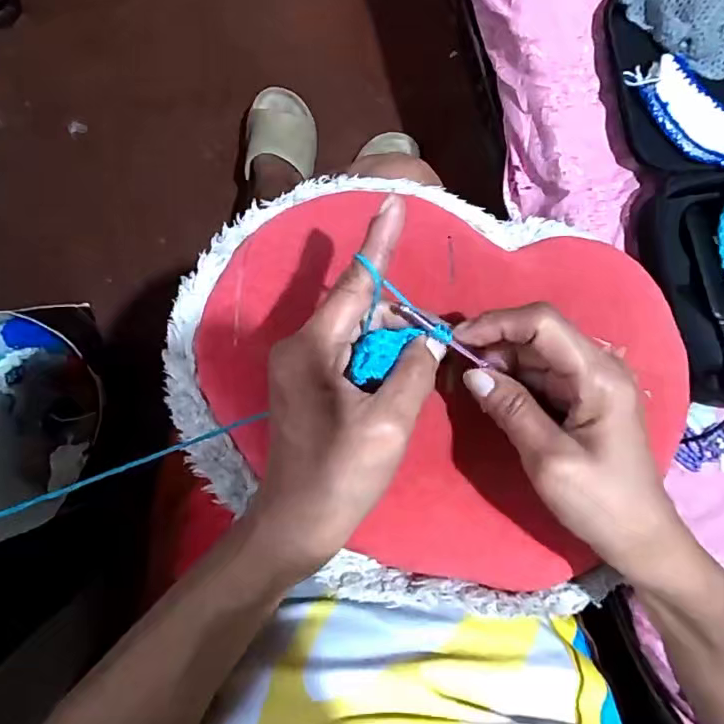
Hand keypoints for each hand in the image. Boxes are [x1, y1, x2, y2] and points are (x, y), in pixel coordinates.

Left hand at [246, 195, 443, 574]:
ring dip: (390, 348)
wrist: (295, 523)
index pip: (355, 283)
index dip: (378, 241)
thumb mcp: (387, 422)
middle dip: (398, 321)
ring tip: (412, 379)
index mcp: (313, 346)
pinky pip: (350, 356)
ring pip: (358, 334)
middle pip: (360, 310)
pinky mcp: (307, 384)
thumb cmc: (340, 474)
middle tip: (427, 350)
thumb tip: (427, 337)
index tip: (393, 200)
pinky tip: (395, 386)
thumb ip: (413, 370)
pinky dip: (377, 363)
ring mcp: (301, 365)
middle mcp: (301, 346)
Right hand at [454, 303, 694, 581]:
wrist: (639, 538)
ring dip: (499, 359)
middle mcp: (598, 367)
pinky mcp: (582, 399)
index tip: (458, 339)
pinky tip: (489, 390)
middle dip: (494, 341)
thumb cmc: (600, 502)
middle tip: (453, 361)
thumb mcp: (549, 459)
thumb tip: (472, 373)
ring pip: (536, 353)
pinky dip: (512, 378)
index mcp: (598, 375)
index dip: (497, 323)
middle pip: (538, 334)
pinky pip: (541, 376)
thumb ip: (511, 410)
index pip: (543, 323)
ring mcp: (591, 382)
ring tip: (464, 374)